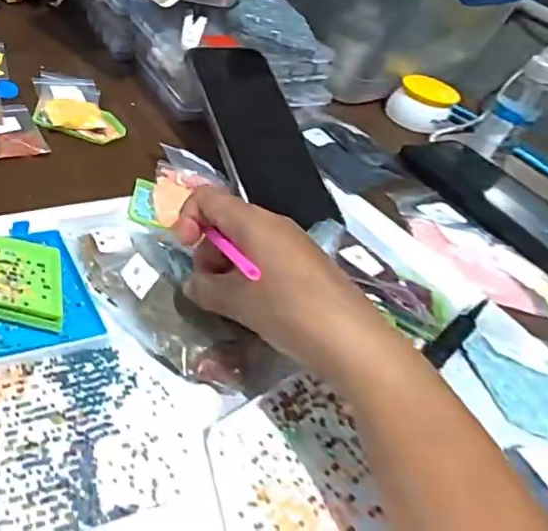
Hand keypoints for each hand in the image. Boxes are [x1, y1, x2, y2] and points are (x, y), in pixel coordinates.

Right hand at [173, 186, 399, 386]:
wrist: (361, 349)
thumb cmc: (290, 313)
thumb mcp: (237, 302)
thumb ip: (205, 287)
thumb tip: (193, 284)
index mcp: (253, 222)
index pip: (207, 197)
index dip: (187, 216)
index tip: (185, 248)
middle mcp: (274, 225)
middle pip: (225, 221)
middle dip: (208, 250)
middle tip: (209, 286)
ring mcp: (295, 246)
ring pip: (246, 243)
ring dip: (228, 267)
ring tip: (233, 303)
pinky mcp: (310, 268)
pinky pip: (267, 259)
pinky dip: (252, 277)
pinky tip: (259, 309)